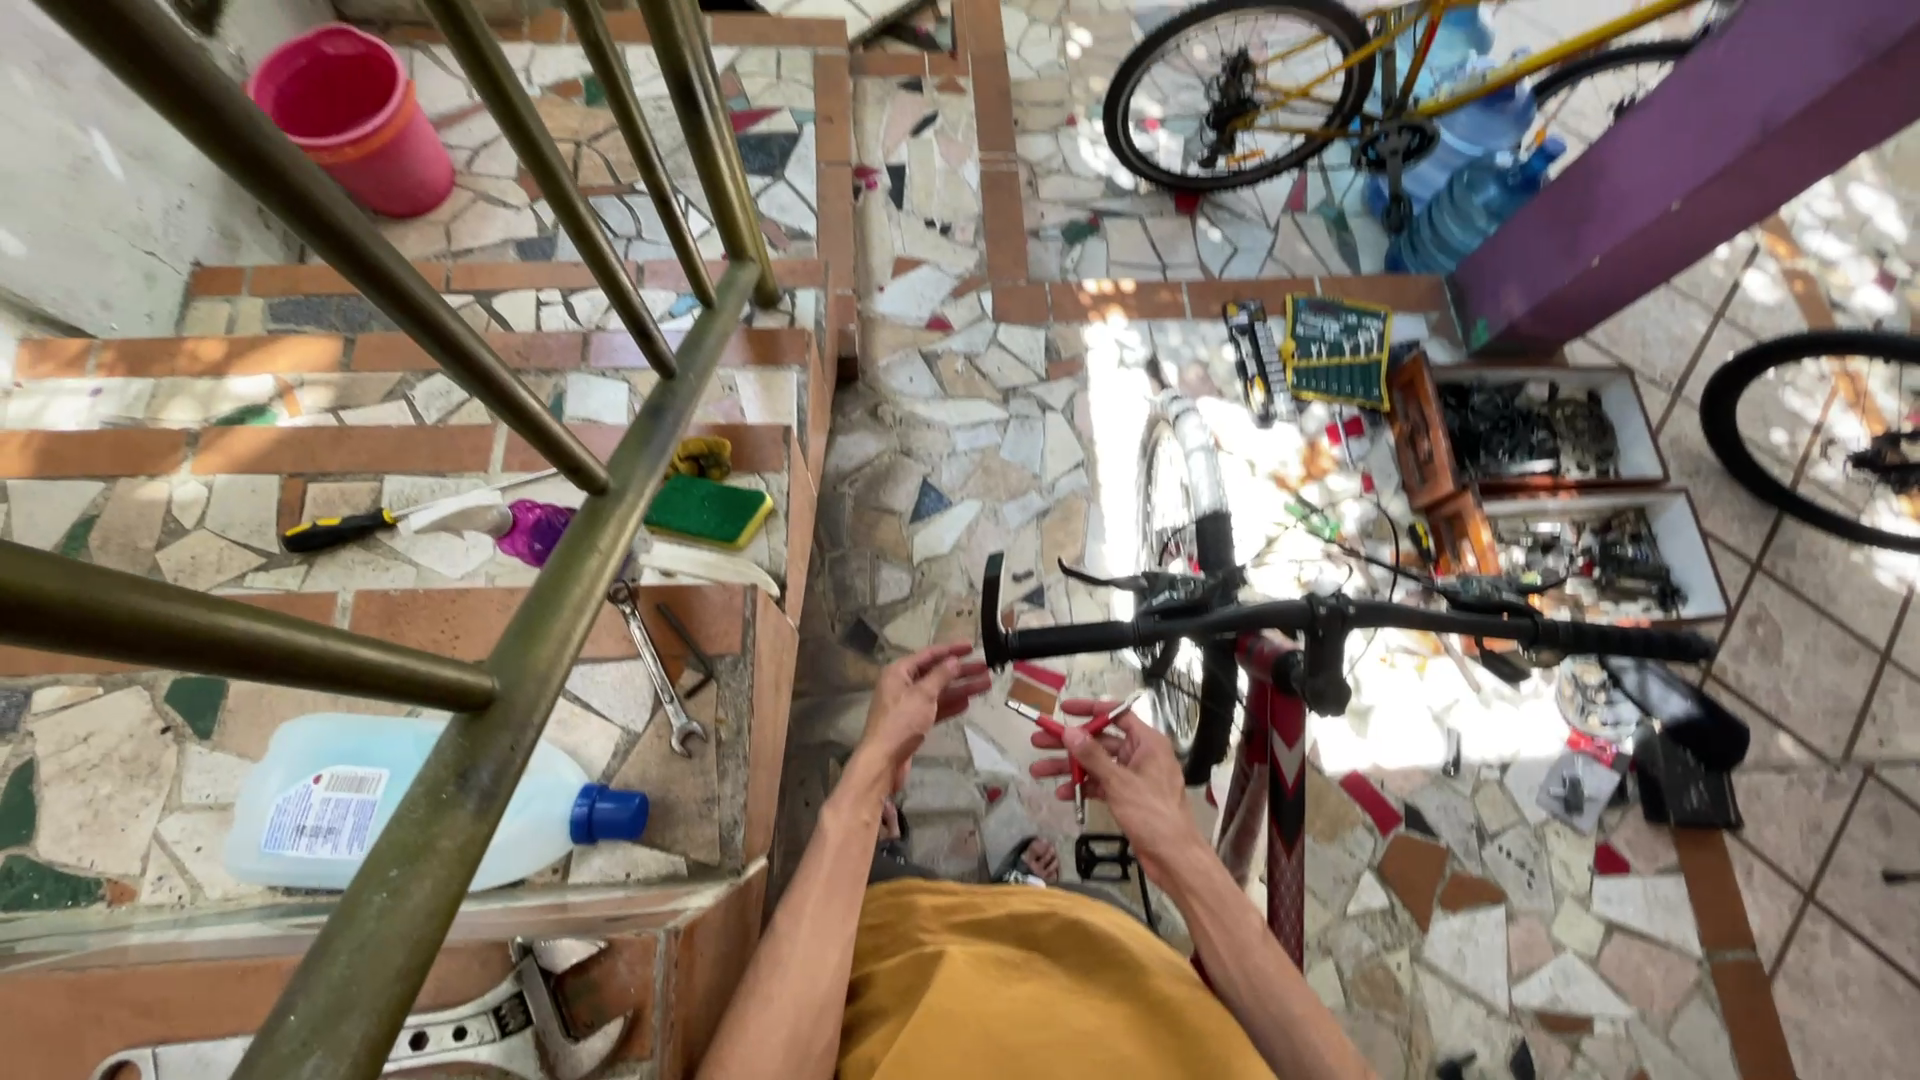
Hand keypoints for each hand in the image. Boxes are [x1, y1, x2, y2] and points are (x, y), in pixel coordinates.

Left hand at [854, 643, 990, 793]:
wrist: (884, 760)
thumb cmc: (901, 721)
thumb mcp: (923, 694)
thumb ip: (940, 676)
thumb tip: (954, 660)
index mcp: (899, 671)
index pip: (929, 654)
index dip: (951, 649)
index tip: (971, 646)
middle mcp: (903, 684)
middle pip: (936, 673)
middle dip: (960, 671)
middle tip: (985, 667)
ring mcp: (909, 704)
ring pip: (938, 692)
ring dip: (960, 688)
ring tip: (985, 683)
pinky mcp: (914, 722)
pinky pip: (935, 708)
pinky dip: (950, 705)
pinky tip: (967, 702)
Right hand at [1028, 698, 1205, 878]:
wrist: (1173, 857)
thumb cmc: (1152, 813)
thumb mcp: (1119, 782)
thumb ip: (1092, 756)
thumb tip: (1069, 732)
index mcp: (1147, 742)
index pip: (1117, 714)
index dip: (1090, 709)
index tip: (1064, 710)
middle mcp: (1140, 754)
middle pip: (1100, 741)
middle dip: (1069, 743)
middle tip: (1039, 741)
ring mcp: (1133, 777)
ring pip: (1096, 764)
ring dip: (1069, 767)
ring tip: (1038, 770)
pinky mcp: (1127, 796)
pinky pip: (1101, 784)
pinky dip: (1083, 787)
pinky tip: (1063, 793)